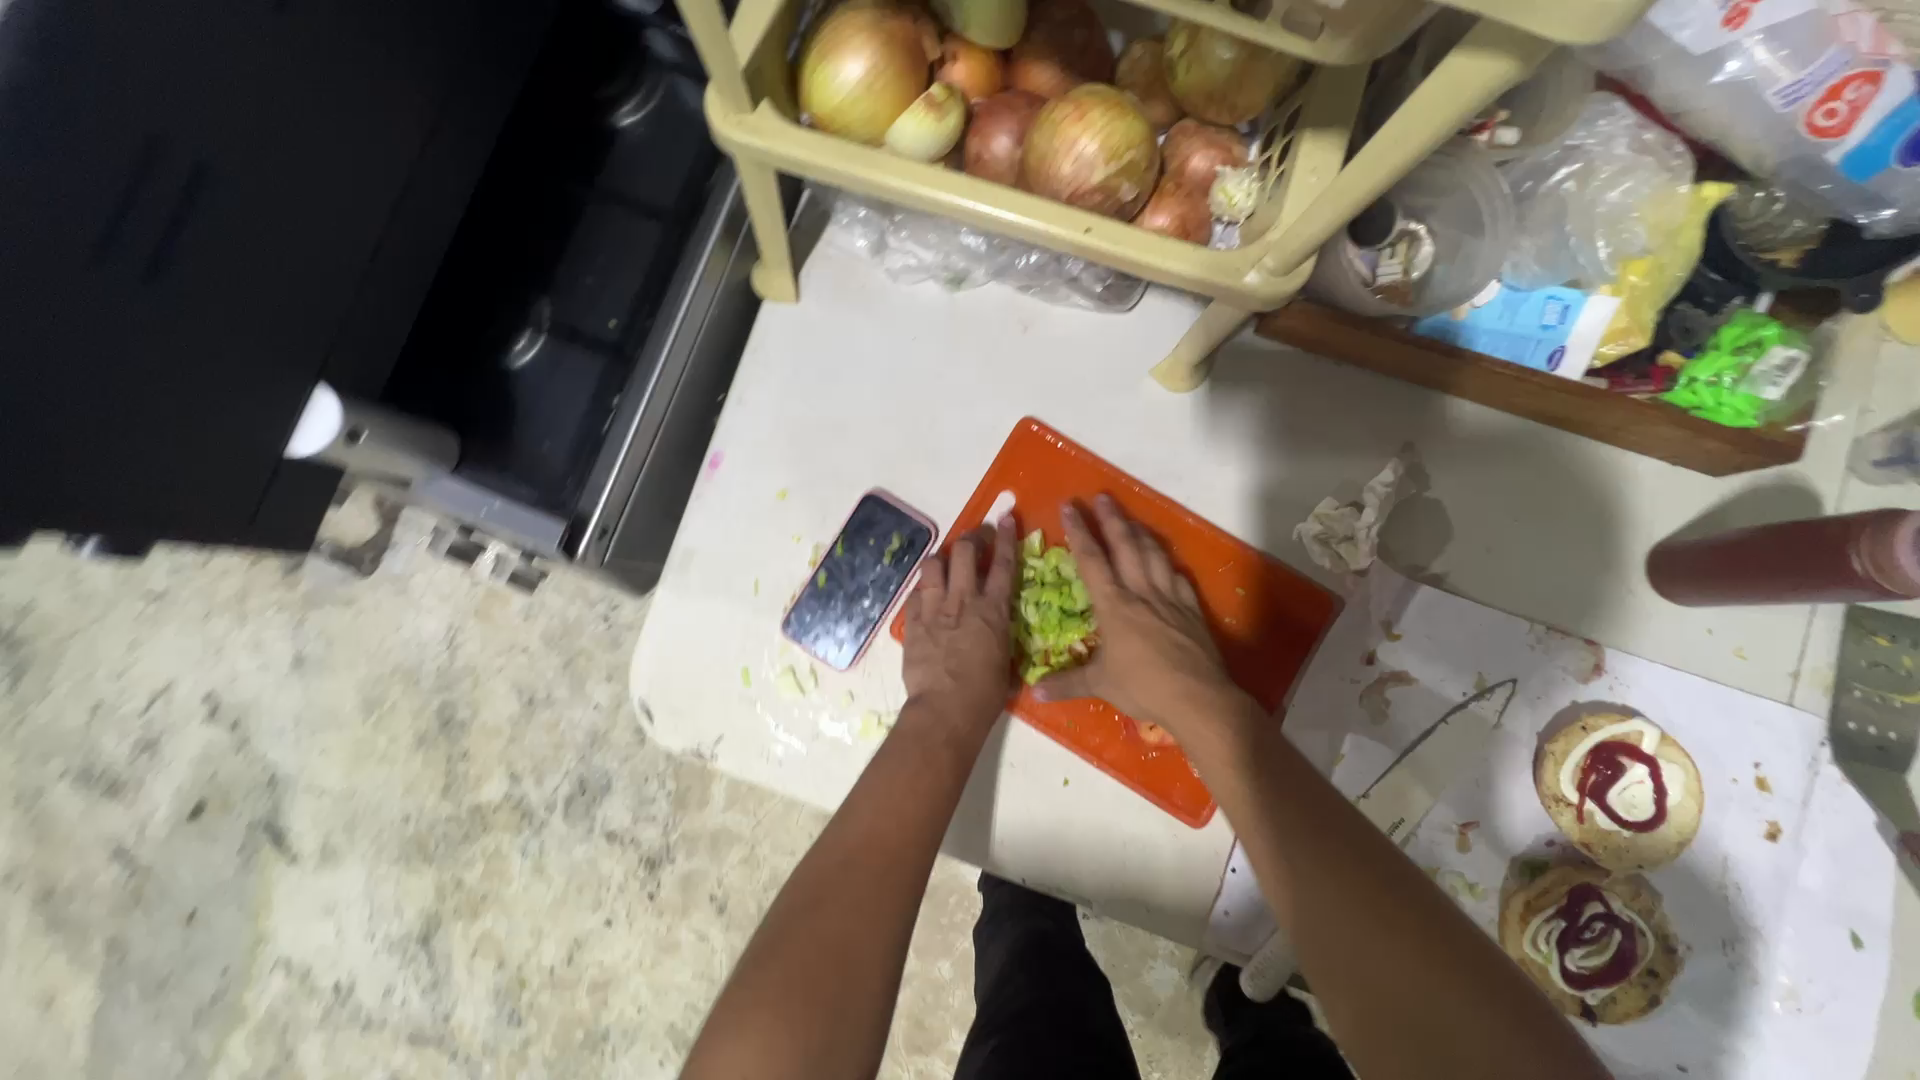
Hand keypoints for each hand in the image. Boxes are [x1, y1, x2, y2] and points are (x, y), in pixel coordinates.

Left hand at [901, 516, 1017, 735]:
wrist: (946, 710)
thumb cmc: (985, 695)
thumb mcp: (1007, 663)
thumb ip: (1003, 639)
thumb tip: (1000, 636)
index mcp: (994, 611)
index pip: (1003, 564)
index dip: (1005, 537)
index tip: (1005, 519)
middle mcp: (964, 602)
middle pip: (965, 553)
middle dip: (972, 537)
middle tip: (976, 537)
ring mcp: (934, 609)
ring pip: (934, 565)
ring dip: (942, 558)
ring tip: (947, 561)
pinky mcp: (912, 623)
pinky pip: (915, 593)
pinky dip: (923, 588)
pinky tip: (926, 592)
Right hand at [1032, 496, 1253, 750]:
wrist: (1197, 697)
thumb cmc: (1143, 687)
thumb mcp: (1099, 685)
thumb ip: (1067, 682)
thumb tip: (1033, 692)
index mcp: (1114, 606)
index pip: (1092, 560)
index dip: (1079, 531)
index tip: (1070, 507)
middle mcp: (1141, 593)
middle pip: (1125, 546)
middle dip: (1111, 519)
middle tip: (1103, 496)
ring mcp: (1170, 598)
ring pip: (1153, 555)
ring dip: (1140, 533)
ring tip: (1131, 519)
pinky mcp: (1191, 610)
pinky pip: (1178, 577)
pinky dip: (1168, 564)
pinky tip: (1166, 561)